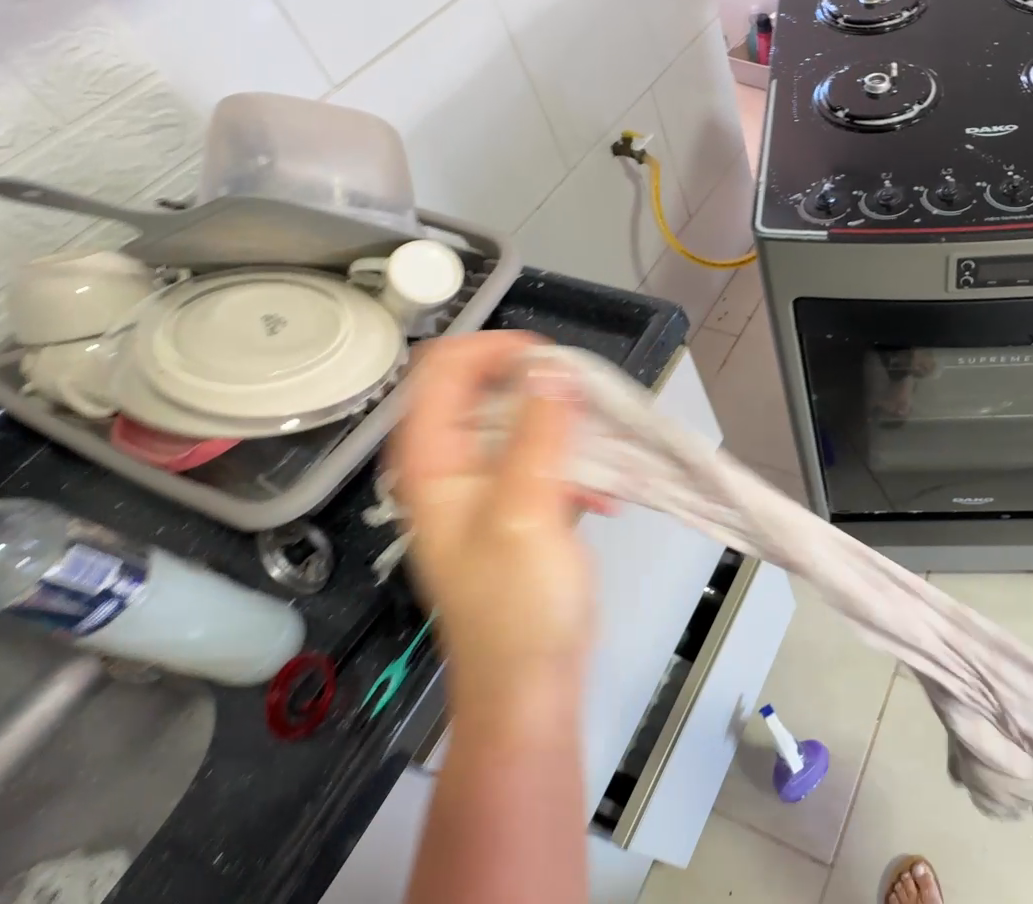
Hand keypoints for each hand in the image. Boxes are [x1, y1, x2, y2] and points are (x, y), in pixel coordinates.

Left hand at [391, 332, 594, 699]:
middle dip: (543, 394)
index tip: (552, 361)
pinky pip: (546, 460)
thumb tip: (552, 368)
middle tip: (588, 408)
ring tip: (601, 462)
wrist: (529, 683)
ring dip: (568, 433)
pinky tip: (602, 498)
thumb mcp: (526, 512)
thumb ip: (539, 433)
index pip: (443, 369)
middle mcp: (451, 466)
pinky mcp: (518, 507)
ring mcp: (485, 487)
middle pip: (488, 391)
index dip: (494, 351)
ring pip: (524, 424)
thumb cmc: (516, 610)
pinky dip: (576, 468)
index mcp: (430, 462)